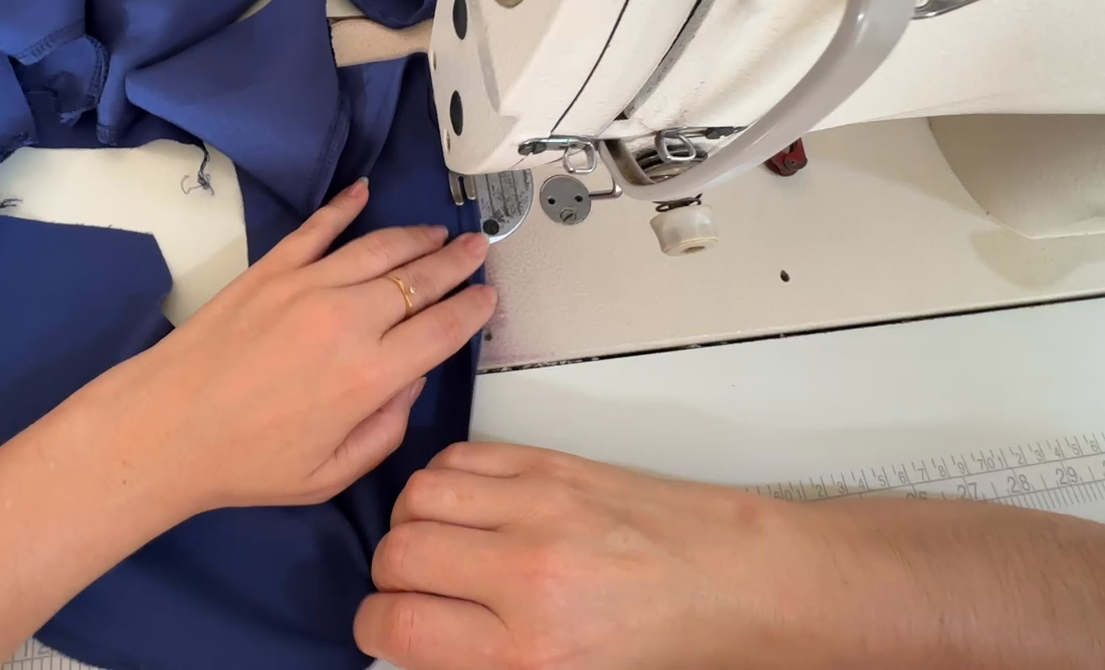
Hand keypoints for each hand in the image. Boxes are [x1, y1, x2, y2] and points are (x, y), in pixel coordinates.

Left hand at [79, 178, 494, 514]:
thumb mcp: (331, 472)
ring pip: (380, 247)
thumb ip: (387, 427)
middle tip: (478, 247)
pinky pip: (318, 228)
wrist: (164, 429)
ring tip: (439, 232)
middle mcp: (349, 318)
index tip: (489, 295)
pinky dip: (343, 206)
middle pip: (421, 279)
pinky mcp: (272, 268)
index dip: (474, 308)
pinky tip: (363, 191)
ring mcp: (308, 284)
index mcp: (370, 375)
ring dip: (416, 236)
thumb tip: (411, 376)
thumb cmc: (248, 462)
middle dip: (457, 262)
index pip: (442, 329)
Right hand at [356, 443, 807, 669]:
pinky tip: (459, 501)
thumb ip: (486, 664)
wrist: (732, 579)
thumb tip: (420, 638)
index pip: (401, 628)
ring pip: (418, 495)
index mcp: (530, 652)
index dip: (372, 629)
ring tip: (429, 538)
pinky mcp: (547, 461)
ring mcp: (534, 504)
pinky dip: (441, 478)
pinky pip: (459, 455)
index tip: (382, 626)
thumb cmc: (662, 647)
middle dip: (386, 575)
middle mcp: (523, 573)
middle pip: (398, 553)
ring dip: (407, 520)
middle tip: (408, 586)